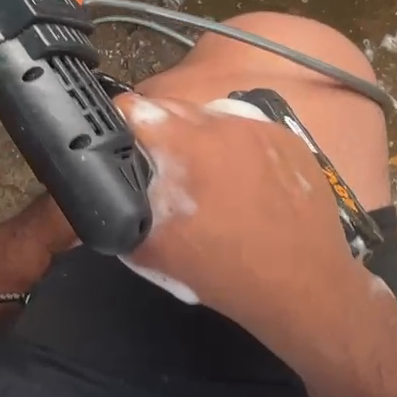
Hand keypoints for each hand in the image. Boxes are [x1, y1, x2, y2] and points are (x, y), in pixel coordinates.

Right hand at [114, 94, 372, 346]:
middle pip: (167, 108)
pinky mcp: (288, 140)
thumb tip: (94, 193)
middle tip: (155, 170)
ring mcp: (258, 129)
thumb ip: (112, 208)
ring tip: (197, 174)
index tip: (115, 149)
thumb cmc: (219, 268)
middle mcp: (219, 122)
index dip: (114, 126)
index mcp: (181, 142)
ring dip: (191, 136)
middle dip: (154, 134)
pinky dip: (230, 144)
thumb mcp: (143, 244)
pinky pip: (242, 128)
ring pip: (204, 115)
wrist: (303, 289)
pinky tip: (235, 177)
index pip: (129, 107)